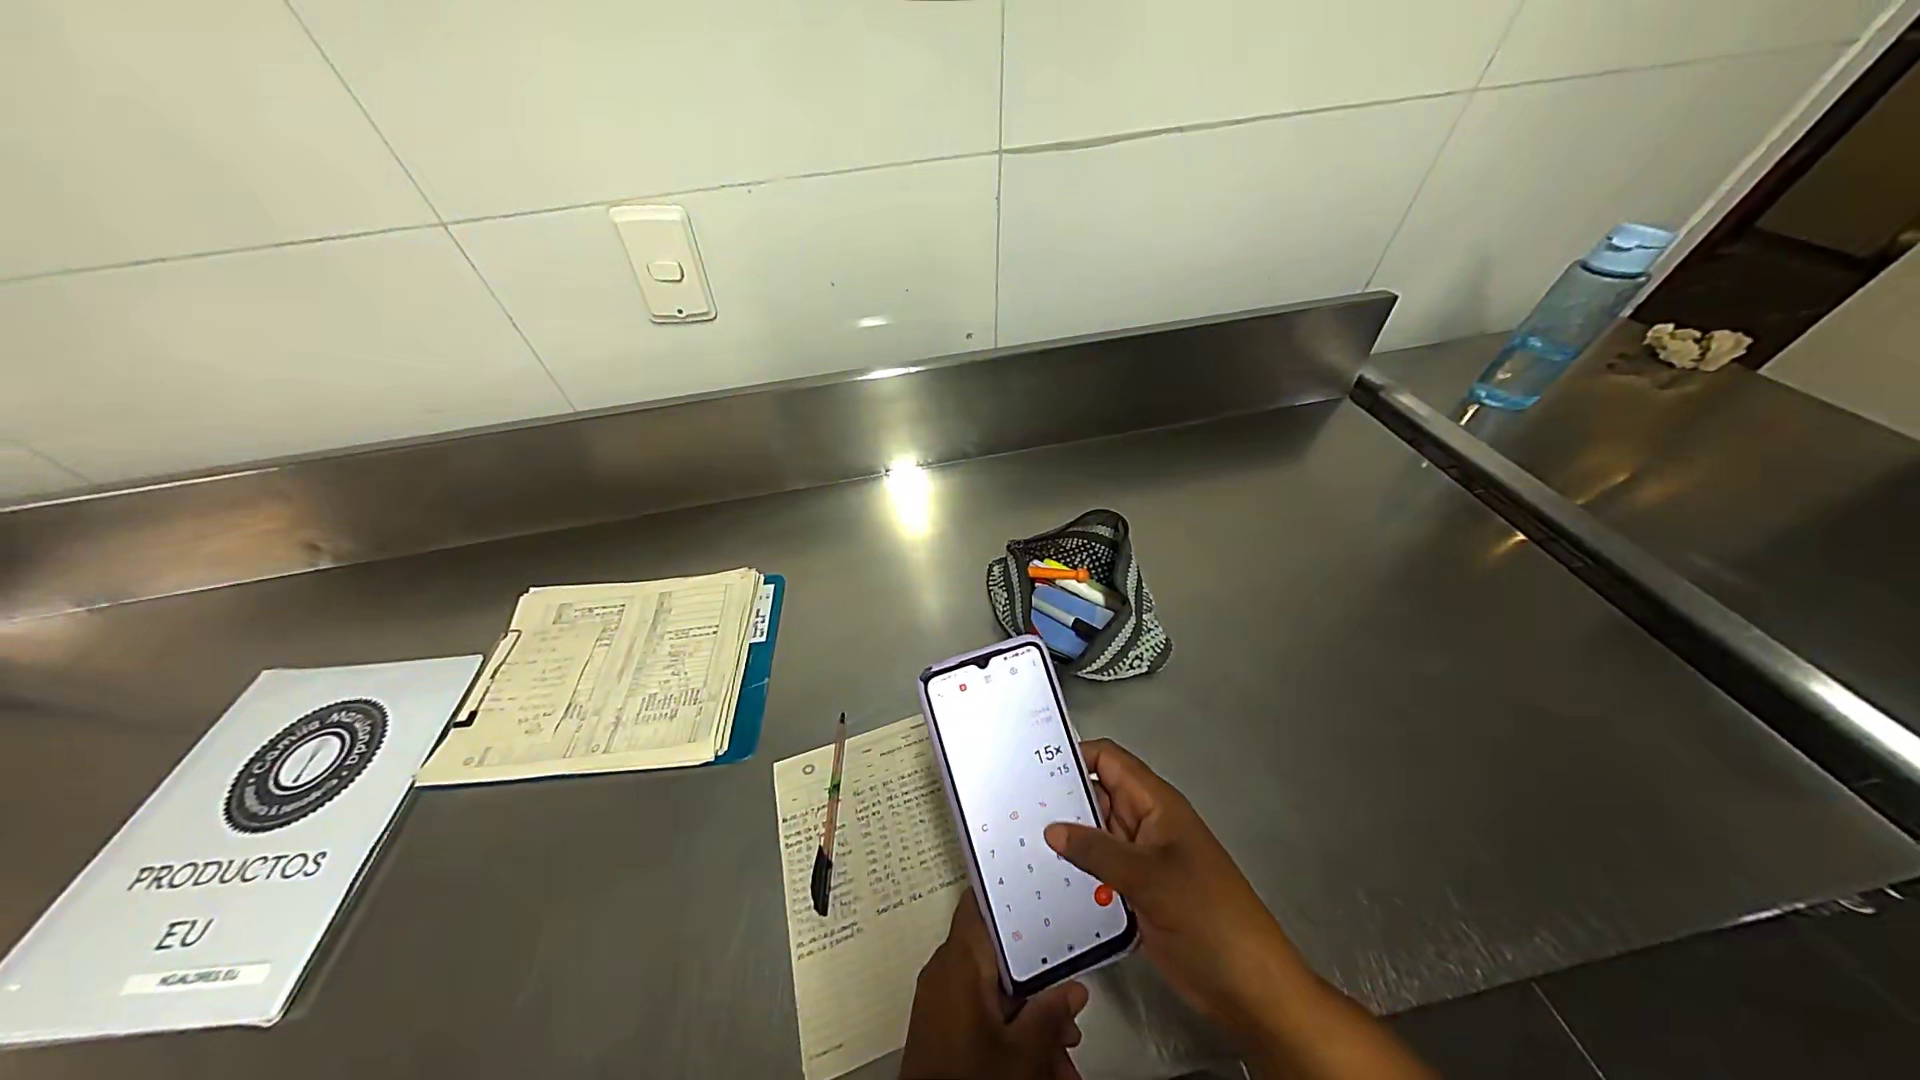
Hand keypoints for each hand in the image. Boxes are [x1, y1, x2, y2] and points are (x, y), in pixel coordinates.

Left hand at [899, 895, 1089, 1079]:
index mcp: (960, 961)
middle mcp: (946, 972)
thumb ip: (1051, 1013)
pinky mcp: (943, 1024)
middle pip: (999, 958)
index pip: (980, 904)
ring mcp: (942, 999)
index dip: (1009, 897)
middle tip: (1067, 1016)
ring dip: (1030, 1018)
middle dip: (1037, 986)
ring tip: (1060, 1057)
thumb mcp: (1023, 1051)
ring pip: (996, 992)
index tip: (1036, 896)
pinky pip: (982, 1013)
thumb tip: (1071, 991)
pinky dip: (1009, 1030)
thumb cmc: (965, 1079)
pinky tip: (1039, 1065)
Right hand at [1043, 739, 1306, 1036]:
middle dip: (1060, 800)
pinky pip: (1097, 871)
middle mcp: (1145, 825)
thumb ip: (1097, 850)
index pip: (1110, 761)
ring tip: (1021, 841)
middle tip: (1016, 807)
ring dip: (1066, 840)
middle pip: (1096, 797)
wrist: (1248, 986)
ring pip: (1093, 837)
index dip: (1075, 755)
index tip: (1034, 766)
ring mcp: (1139, 861)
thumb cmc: (1210, 917)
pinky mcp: (1135, 893)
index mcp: (1156, 805)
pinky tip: (1046, 880)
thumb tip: (1053, 828)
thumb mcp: (1149, 877)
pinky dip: (1075, 873)